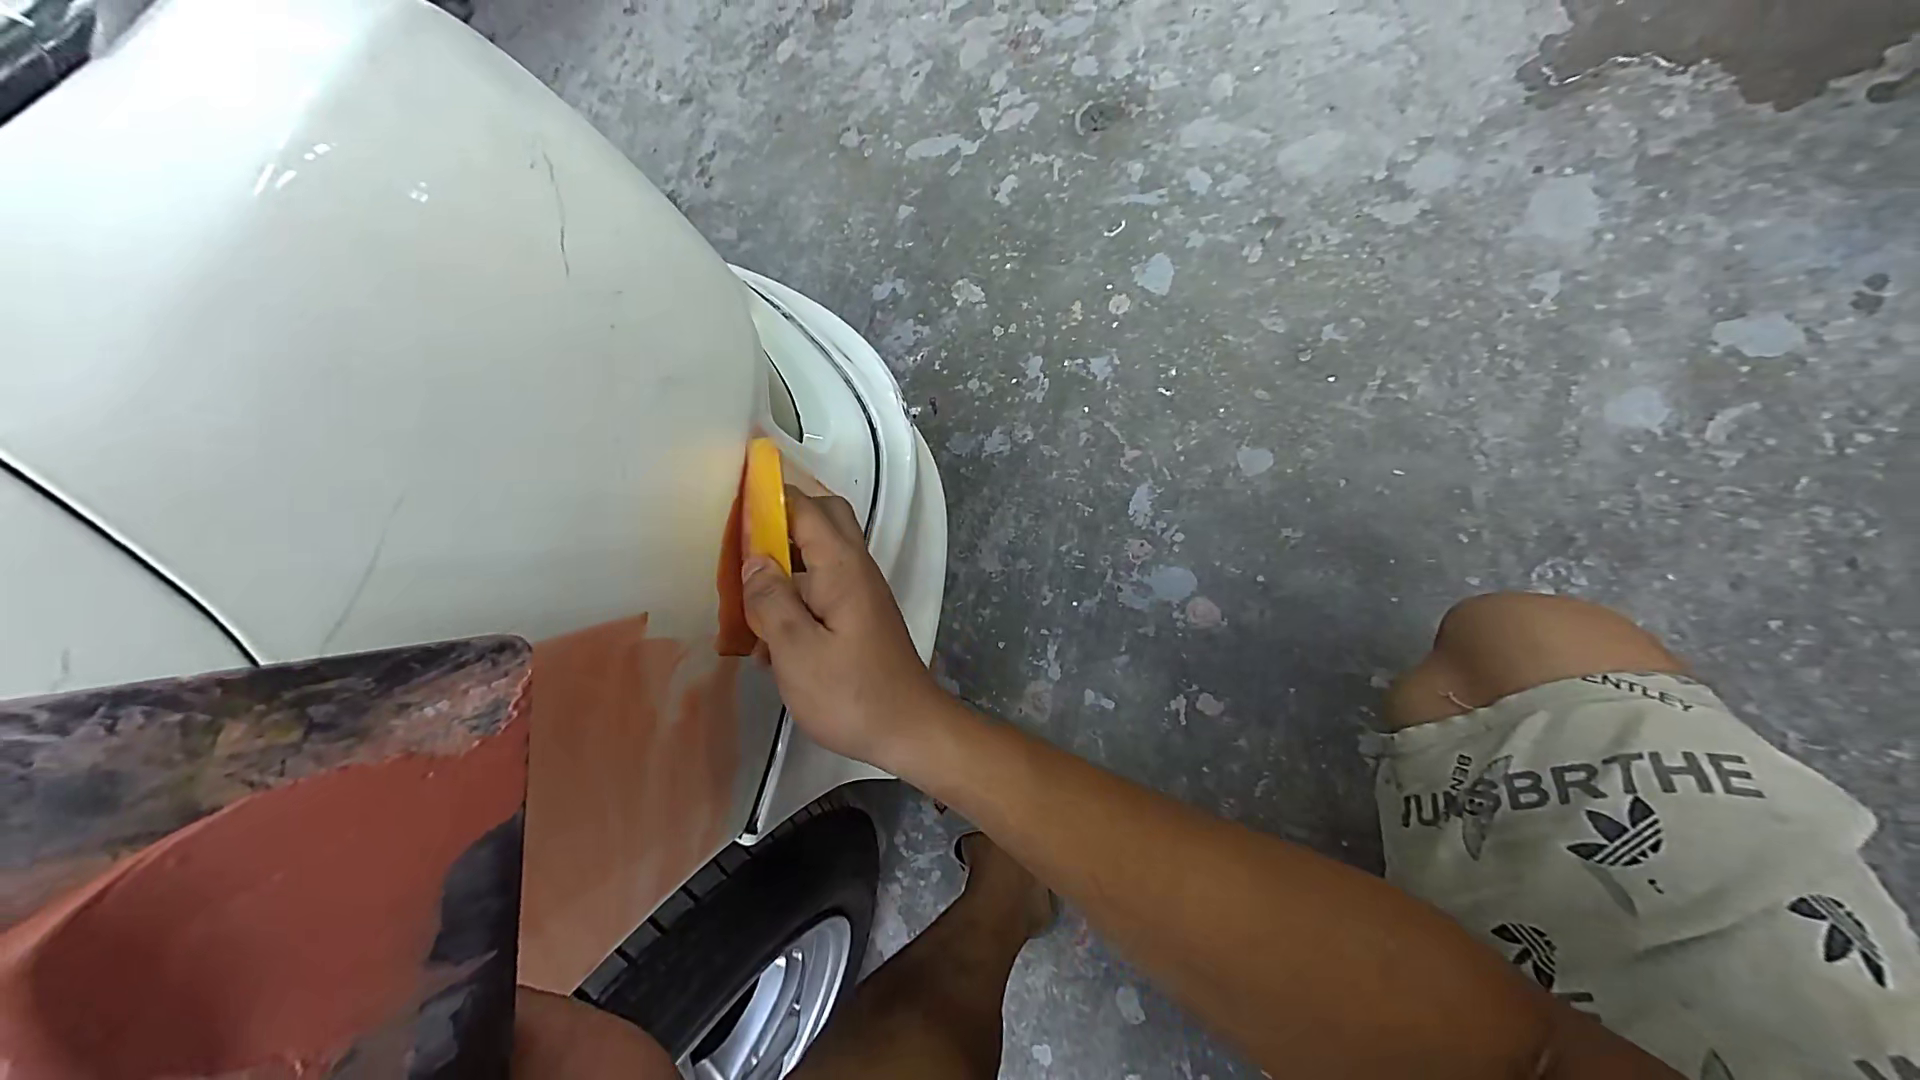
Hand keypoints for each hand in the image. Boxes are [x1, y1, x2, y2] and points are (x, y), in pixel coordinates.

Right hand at [740, 488, 950, 770]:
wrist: (909, 729)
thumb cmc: (851, 693)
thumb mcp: (797, 651)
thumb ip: (771, 601)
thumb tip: (754, 558)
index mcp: (842, 567)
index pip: (807, 508)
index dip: (770, 496)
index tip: (732, 498)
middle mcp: (856, 569)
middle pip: (822, 520)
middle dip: (782, 520)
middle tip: (742, 542)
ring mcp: (861, 592)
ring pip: (820, 556)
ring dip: (785, 564)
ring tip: (746, 595)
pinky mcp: (860, 616)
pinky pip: (824, 588)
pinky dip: (796, 596)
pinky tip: (769, 636)